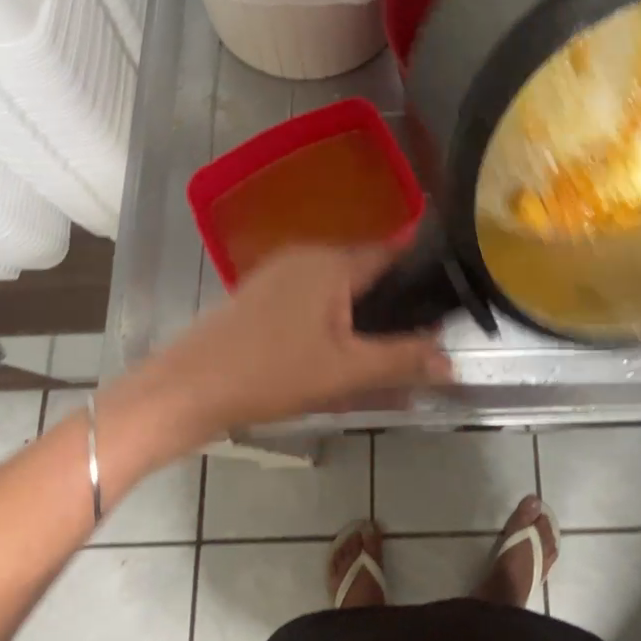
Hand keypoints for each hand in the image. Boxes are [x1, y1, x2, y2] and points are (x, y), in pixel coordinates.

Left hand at [109, 244, 452, 458]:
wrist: (188, 389)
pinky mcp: (259, 295)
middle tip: (414, 346)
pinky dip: (330, 324)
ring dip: (360, 320)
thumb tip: (452, 361)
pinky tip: (333, 360)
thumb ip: (403, 360)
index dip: (423, 275)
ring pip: (337, 290)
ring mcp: (279, 273)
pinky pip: (311, 302)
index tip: (446, 303)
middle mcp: (307, 255)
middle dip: (392, 306)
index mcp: (332, 261)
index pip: (393, 251)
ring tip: (377, 360)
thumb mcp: (346, 372)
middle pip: (365, 272)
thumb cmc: (272, 373)